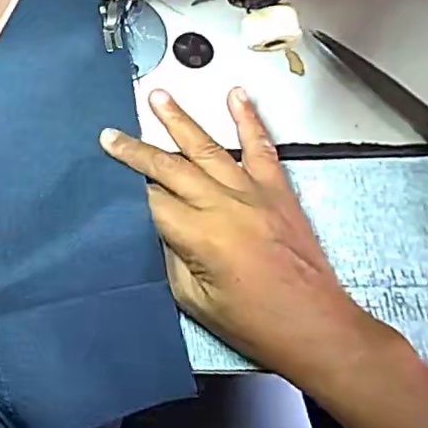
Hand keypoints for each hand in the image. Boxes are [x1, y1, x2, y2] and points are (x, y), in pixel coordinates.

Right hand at [98, 87, 396, 387]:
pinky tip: (237, 96)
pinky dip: (249, 119)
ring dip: (179, 120)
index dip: (128, 190)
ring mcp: (255, 194)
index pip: (152, 200)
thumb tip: (157, 222)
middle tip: (111, 134)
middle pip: (170, 167)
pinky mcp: (280, 192)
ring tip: (159, 97)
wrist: (320, 330)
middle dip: (136, 149)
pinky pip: (262, 148)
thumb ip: (171, 253)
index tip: (107, 177)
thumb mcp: (192, 298)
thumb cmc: (253, 324)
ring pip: (208, 148)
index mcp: (201, 235)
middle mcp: (226, 205)